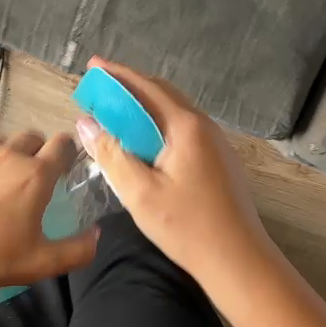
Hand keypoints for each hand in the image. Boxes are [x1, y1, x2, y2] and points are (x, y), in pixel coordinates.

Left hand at [0, 131, 99, 313]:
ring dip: (2, 156)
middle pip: (31, 138)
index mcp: (36, 175)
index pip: (63, 144)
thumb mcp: (43, 263)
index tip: (61, 167)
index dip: (65, 153)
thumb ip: (80, 249)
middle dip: (34, 153)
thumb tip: (98, 232)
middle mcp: (9, 154)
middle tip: (26, 180)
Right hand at [73, 58, 278, 286]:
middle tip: (99, 90)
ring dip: (143, 108)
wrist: (239, 260)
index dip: (116, 75)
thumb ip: (111, 154)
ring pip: (174, 113)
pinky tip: (143, 143)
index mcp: (186, 126)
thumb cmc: (188, 227)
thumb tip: (86, 124)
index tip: (92, 66)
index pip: (146, 87)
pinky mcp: (218, 161)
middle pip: (162, 94)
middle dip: (129, 88)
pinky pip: (182, 130)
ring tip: (115, 113)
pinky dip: (157, 126)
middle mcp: (204, 126)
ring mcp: (215, 143)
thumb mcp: (140, 193)